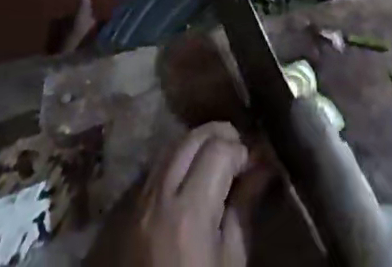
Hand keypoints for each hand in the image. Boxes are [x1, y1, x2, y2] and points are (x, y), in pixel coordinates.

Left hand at [89, 124, 267, 266]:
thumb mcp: (232, 260)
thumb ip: (245, 206)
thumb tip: (264, 165)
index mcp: (190, 212)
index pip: (219, 149)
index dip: (242, 149)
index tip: (257, 164)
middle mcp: (160, 197)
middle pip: (191, 138)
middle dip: (220, 137)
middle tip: (241, 155)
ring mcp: (138, 203)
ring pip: (171, 148)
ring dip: (198, 145)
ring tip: (219, 163)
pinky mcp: (128, 212)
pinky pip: (156, 169)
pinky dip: (178, 161)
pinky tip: (193, 178)